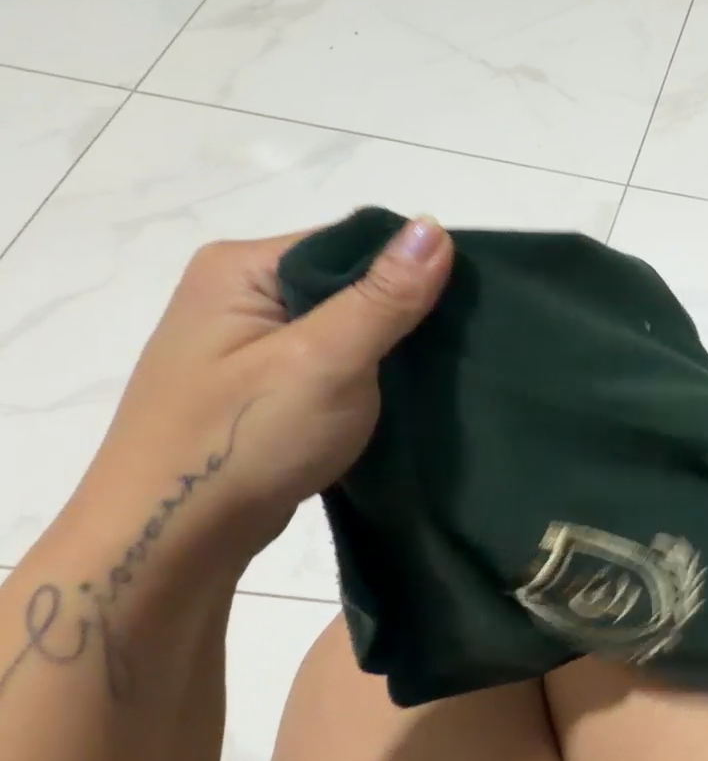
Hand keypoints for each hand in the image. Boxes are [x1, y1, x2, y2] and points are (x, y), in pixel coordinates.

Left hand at [69, 216, 452, 563]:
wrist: (178, 533)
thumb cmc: (245, 438)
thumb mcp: (325, 361)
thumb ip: (383, 297)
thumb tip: (435, 227)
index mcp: (243, 268)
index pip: (354, 242)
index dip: (417, 268)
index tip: (475, 307)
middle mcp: (242, 291)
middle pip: (354, 281)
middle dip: (413, 311)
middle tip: (472, 345)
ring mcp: (255, 340)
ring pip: (353, 324)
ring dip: (400, 346)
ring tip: (453, 370)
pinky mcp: (273, 382)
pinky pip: (342, 358)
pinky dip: (380, 373)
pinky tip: (412, 392)